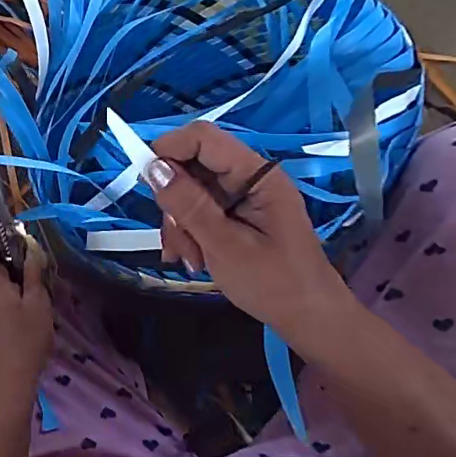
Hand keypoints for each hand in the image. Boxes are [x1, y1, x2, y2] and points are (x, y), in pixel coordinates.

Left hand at [0, 230, 55, 400]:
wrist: (7, 380)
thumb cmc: (23, 338)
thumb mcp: (37, 301)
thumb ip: (33, 272)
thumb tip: (31, 249)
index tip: (21, 233)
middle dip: (12, 253)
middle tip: (38, 258)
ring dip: (14, 274)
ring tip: (39, 279)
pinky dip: (10, 289)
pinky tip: (30, 300)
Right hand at [147, 121, 356, 329]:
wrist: (309, 319)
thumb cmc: (275, 284)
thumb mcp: (224, 246)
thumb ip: (188, 205)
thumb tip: (153, 168)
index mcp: (257, 176)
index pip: (203, 137)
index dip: (169, 149)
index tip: (146, 181)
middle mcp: (249, 177)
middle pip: (192, 165)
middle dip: (173, 199)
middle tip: (175, 239)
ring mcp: (242, 195)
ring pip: (189, 189)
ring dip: (179, 222)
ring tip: (189, 257)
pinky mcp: (236, 213)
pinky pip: (198, 208)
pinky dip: (187, 230)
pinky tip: (192, 256)